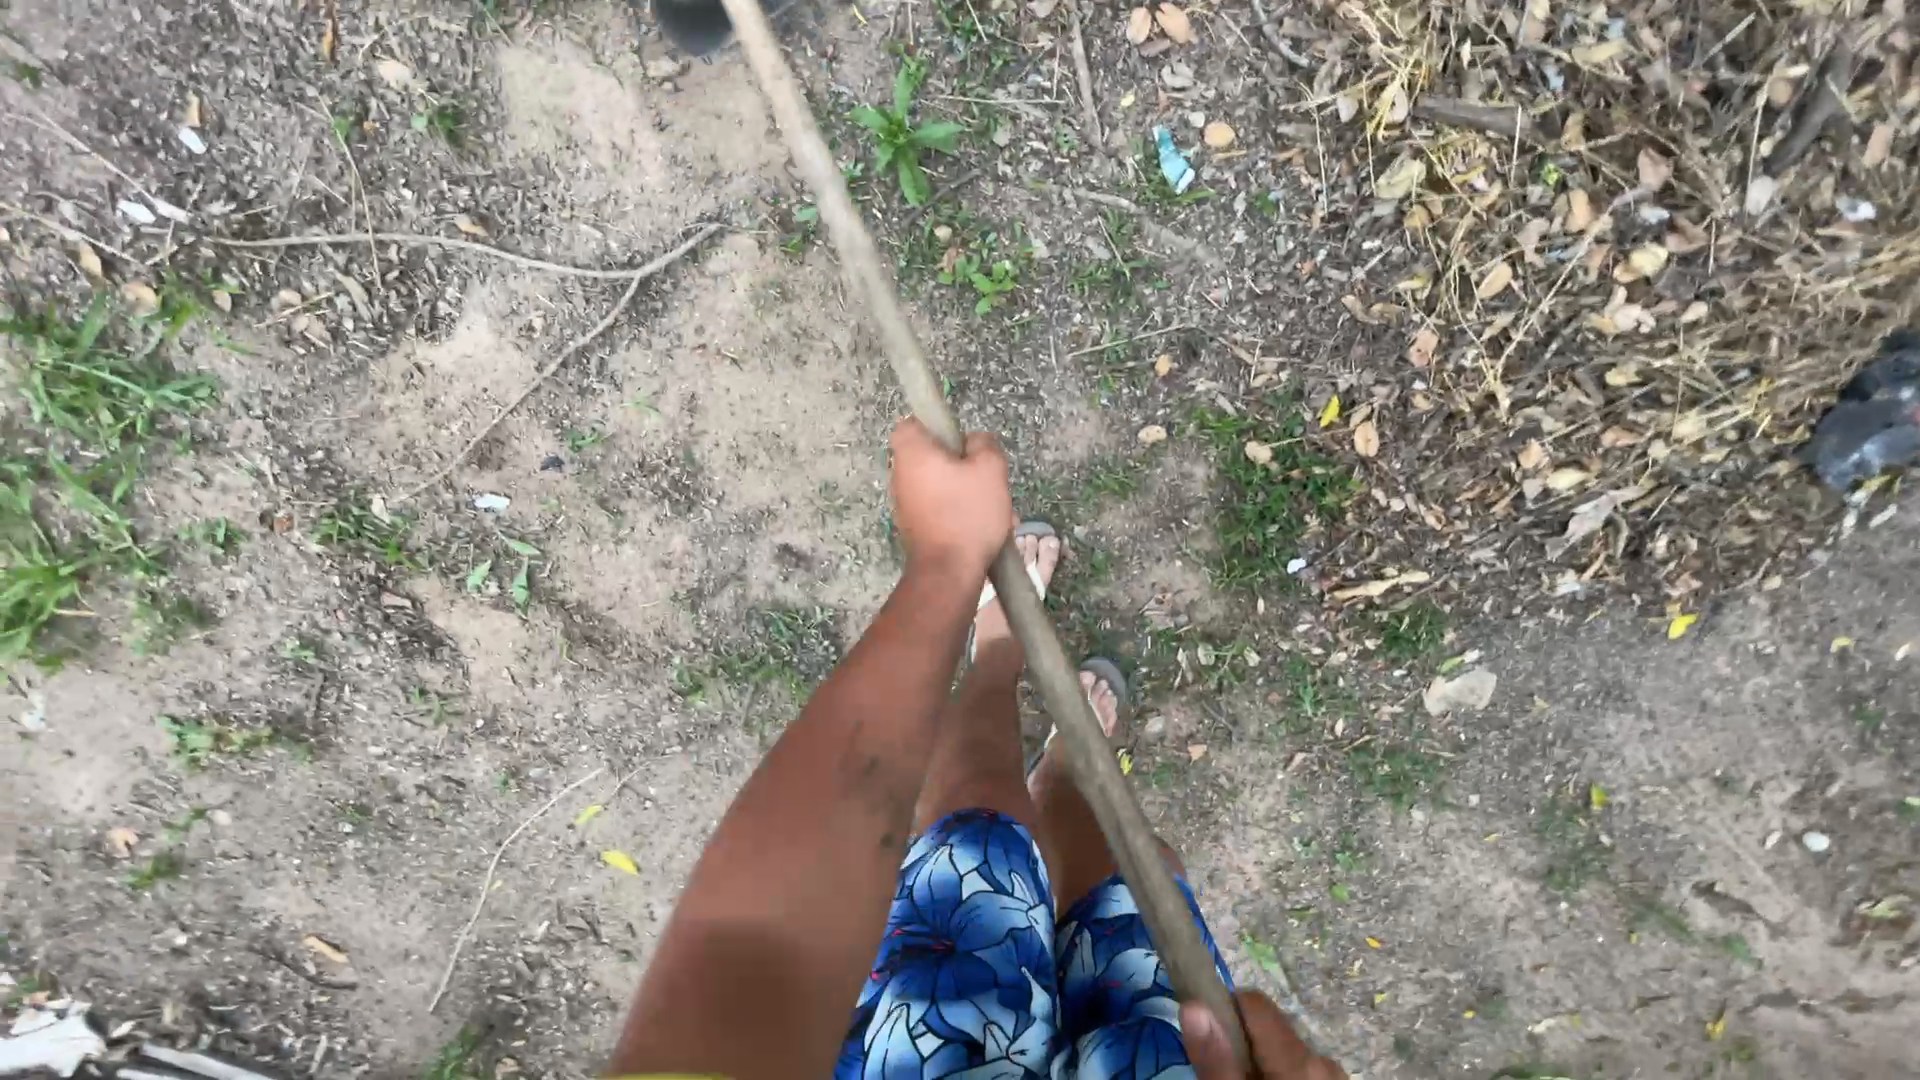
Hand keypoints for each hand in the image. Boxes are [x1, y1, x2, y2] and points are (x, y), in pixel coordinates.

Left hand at [888, 418, 1012, 581]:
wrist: (949, 572)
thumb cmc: (967, 513)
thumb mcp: (990, 468)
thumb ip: (984, 443)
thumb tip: (974, 442)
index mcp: (910, 452)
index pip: (912, 423)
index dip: (937, 426)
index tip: (960, 442)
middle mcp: (900, 475)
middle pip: (931, 456)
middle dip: (962, 465)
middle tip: (985, 477)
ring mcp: (905, 504)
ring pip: (941, 485)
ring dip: (967, 492)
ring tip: (995, 509)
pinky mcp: (914, 526)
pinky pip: (940, 508)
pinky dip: (960, 513)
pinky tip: (986, 528)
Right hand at [1182, 993, 1346, 1079]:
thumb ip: (1216, 1059)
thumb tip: (1191, 1004)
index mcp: (1300, 1057)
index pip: (1251, 1000)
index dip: (1224, 1014)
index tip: (1211, 1043)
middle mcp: (1325, 1058)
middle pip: (1268, 1026)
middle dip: (1244, 1044)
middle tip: (1230, 1074)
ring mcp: (1339, 1076)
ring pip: (1285, 1050)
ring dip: (1264, 1063)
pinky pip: (1304, 1070)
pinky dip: (1285, 1076)